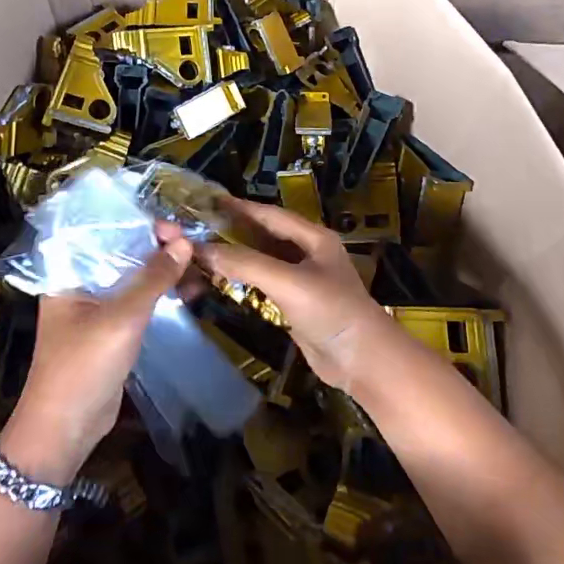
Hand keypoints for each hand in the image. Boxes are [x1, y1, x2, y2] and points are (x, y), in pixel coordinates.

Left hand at [0, 221, 190, 484]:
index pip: (106, 233)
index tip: (175, 226)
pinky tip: (191, 290)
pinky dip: (162, 294)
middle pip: (122, 253)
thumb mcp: (121, 318)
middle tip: (194, 243)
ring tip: (200, 263)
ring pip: (135, 278)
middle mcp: (81, 282)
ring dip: (164, 271)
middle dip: (158, 247)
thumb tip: (184, 242)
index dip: (140, 225)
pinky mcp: (113, 329)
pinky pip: (140, 302)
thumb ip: (152, 279)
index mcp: (69, 271)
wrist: (65, 429)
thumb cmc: (83, 365)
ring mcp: (97, 307)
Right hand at [194, 198, 393, 390]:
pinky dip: (244, 279)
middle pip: (266, 235)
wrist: (364, 362)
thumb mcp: (288, 282)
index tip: (209, 201)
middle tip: (199, 227)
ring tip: (204, 251)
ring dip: (237, 256)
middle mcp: (309, 253)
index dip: (240, 207)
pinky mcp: (298, 304)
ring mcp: (304, 279)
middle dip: (234, 231)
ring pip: (264, 260)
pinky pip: (265, 284)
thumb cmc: (331, 311)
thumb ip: (245, 263)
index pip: (270, 214)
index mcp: (314, 238)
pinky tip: (223, 280)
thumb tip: (201, 249)